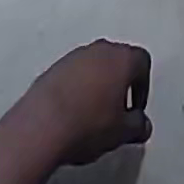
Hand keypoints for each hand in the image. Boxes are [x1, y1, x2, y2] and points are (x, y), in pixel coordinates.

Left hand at [14, 40, 151, 165]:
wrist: (41, 127)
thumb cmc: (86, 124)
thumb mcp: (121, 132)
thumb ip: (137, 126)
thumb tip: (141, 126)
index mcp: (123, 58)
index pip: (143, 63)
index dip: (142, 88)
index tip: (135, 111)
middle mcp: (102, 50)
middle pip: (118, 60)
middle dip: (120, 84)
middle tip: (117, 112)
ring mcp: (76, 57)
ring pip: (95, 66)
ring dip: (97, 85)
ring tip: (92, 116)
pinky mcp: (53, 68)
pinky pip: (73, 74)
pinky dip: (76, 89)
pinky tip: (72, 114)